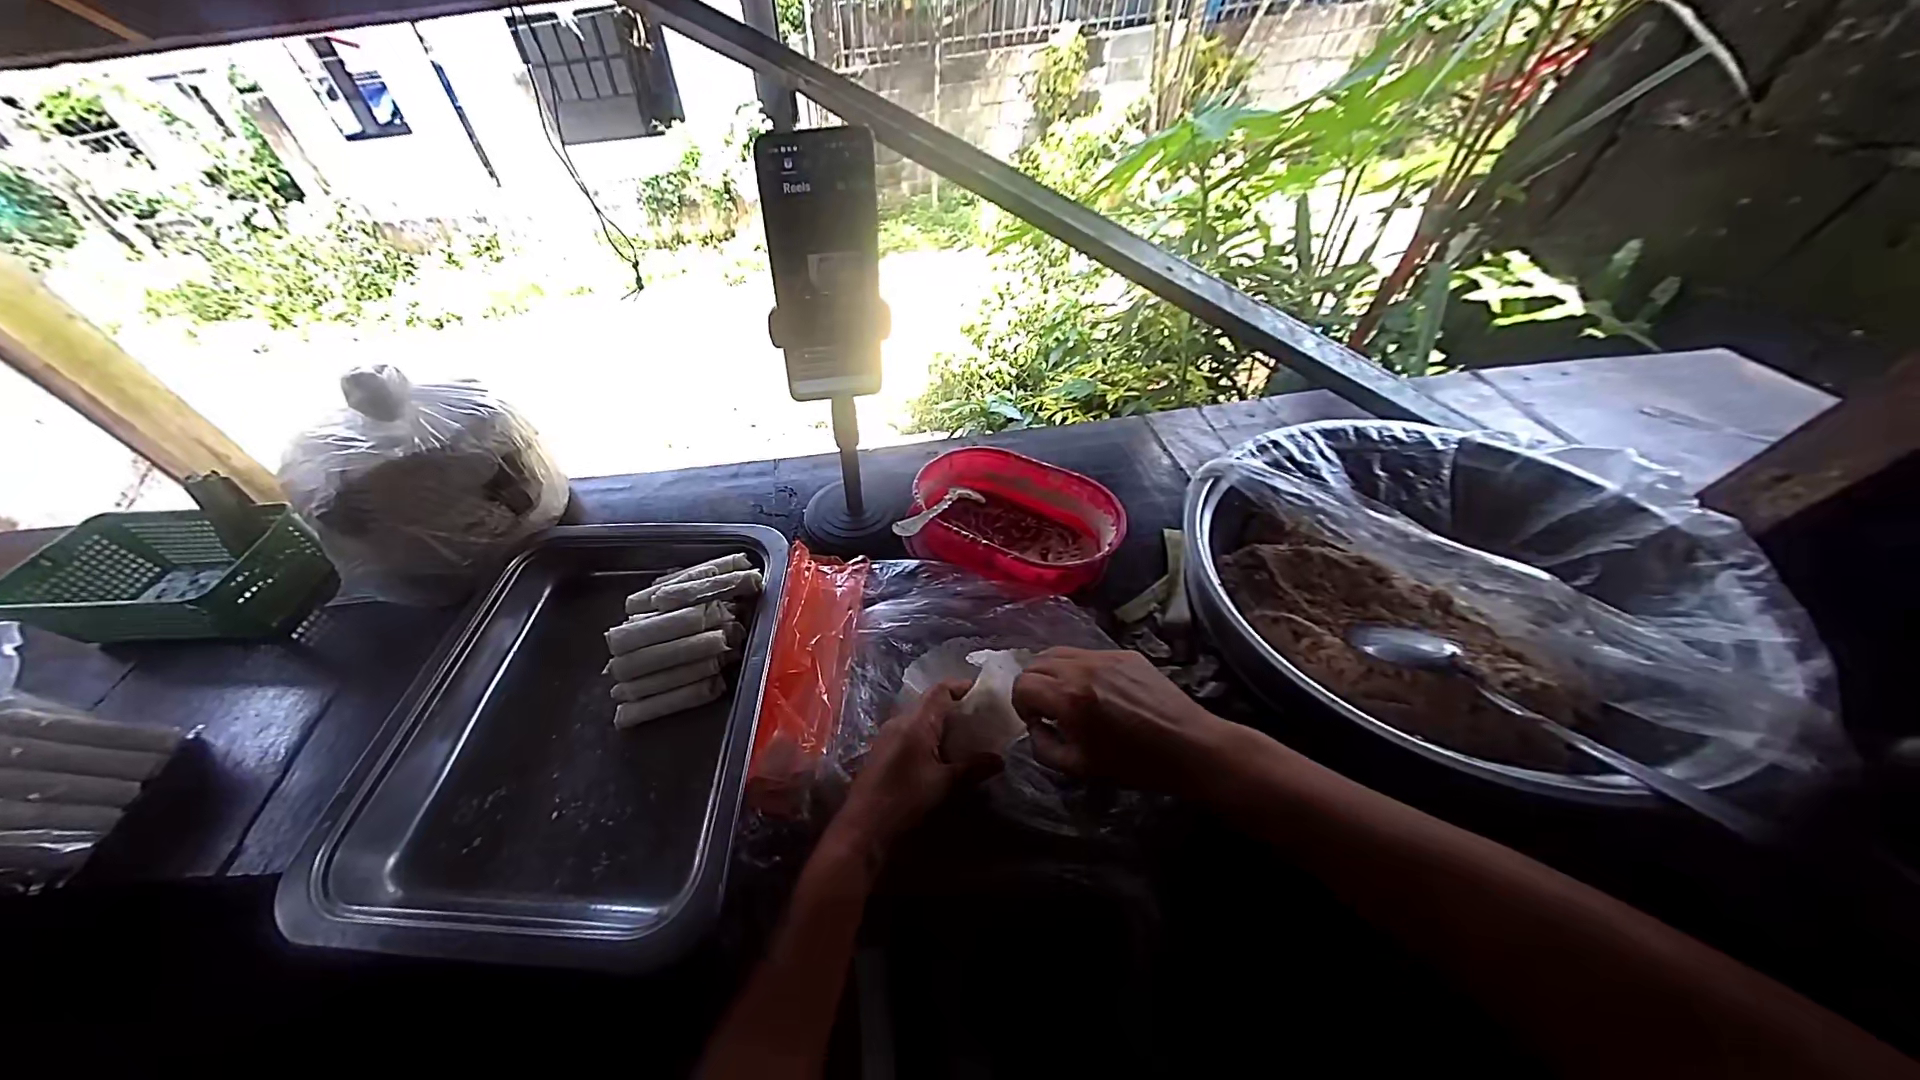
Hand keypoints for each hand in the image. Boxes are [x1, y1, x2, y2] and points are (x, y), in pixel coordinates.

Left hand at [832, 681, 1000, 855]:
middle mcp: (899, 722)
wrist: (863, 829)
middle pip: (931, 703)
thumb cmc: (904, 800)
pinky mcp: (883, 752)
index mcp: (915, 722)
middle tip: (982, 718)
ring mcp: (888, 736)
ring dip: (943, 724)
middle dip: (956, 708)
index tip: (984, 693)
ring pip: (920, 719)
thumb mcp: (944, 784)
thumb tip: (999, 760)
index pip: (940, 690)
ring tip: (968, 736)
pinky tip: (944, 754)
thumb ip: (973, 768)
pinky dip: (930, 737)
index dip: (962, 686)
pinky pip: (911, 733)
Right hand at [1011, 647, 1233, 796]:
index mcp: (1069, 697)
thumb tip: (1036, 726)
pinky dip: (1078, 668)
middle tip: (1047, 708)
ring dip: (1053, 673)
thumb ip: (1043, 746)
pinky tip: (1096, 690)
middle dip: (1033, 686)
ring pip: (1059, 652)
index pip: (1023, 684)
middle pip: (1036, 662)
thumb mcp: (1078, 768)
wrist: (1189, 747)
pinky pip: (1086, 653)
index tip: (1036, 720)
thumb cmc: (1133, 764)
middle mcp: (1083, 668)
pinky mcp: (1124, 653)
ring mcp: (1105, 656)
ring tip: (1067, 696)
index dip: (1021, 704)